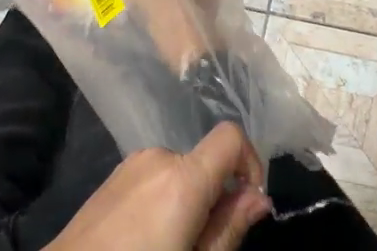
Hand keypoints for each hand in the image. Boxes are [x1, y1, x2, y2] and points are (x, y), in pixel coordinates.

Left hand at [47, 122, 272, 250]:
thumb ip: (230, 227)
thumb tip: (259, 197)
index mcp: (182, 176)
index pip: (231, 136)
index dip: (251, 164)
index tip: (250, 205)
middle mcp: (158, 156)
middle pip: (206, 162)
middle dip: (217, 198)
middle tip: (206, 244)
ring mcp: (133, 162)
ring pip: (182, 172)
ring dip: (191, 202)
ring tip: (175, 244)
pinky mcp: (116, 173)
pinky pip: (157, 177)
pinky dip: (168, 199)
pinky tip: (151, 237)